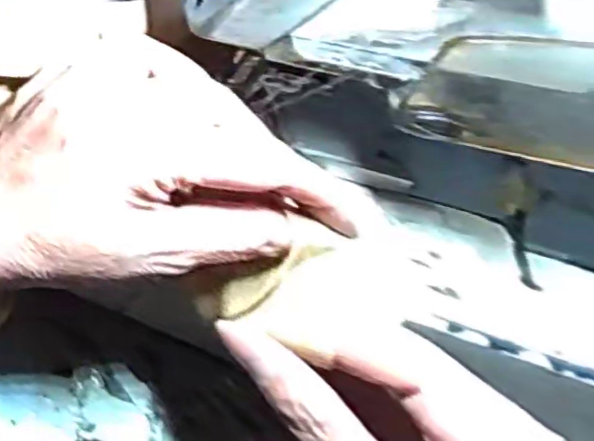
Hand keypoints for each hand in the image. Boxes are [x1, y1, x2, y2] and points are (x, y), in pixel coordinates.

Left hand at [0, 36, 380, 289]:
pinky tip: (160, 95)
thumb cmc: (49, 243)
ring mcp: (72, 79)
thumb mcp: (150, 253)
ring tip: (224, 141)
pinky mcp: (50, 76)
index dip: (311, 189)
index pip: (248, 156)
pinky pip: (109, 50)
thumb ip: (229, 232)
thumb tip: (288, 220)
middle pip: (212, 106)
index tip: (347, 217)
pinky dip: (148, 67)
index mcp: (137, 143)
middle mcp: (106, 97)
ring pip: (165, 66)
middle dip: (258, 146)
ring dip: (207, 99)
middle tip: (279, 189)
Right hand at [217, 320, 559, 440]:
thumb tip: (237, 333)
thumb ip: (306, 408)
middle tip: (247, 319)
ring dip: (325, 354)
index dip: (321, 329)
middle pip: (405, 357)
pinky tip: (299, 369)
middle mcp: (510, 434)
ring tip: (263, 337)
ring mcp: (487, 438)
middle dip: (319, 334)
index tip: (251, 318)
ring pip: (400, 373)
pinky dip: (346, 383)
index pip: (404, 355)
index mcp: (506, 440)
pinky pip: (403, 401)